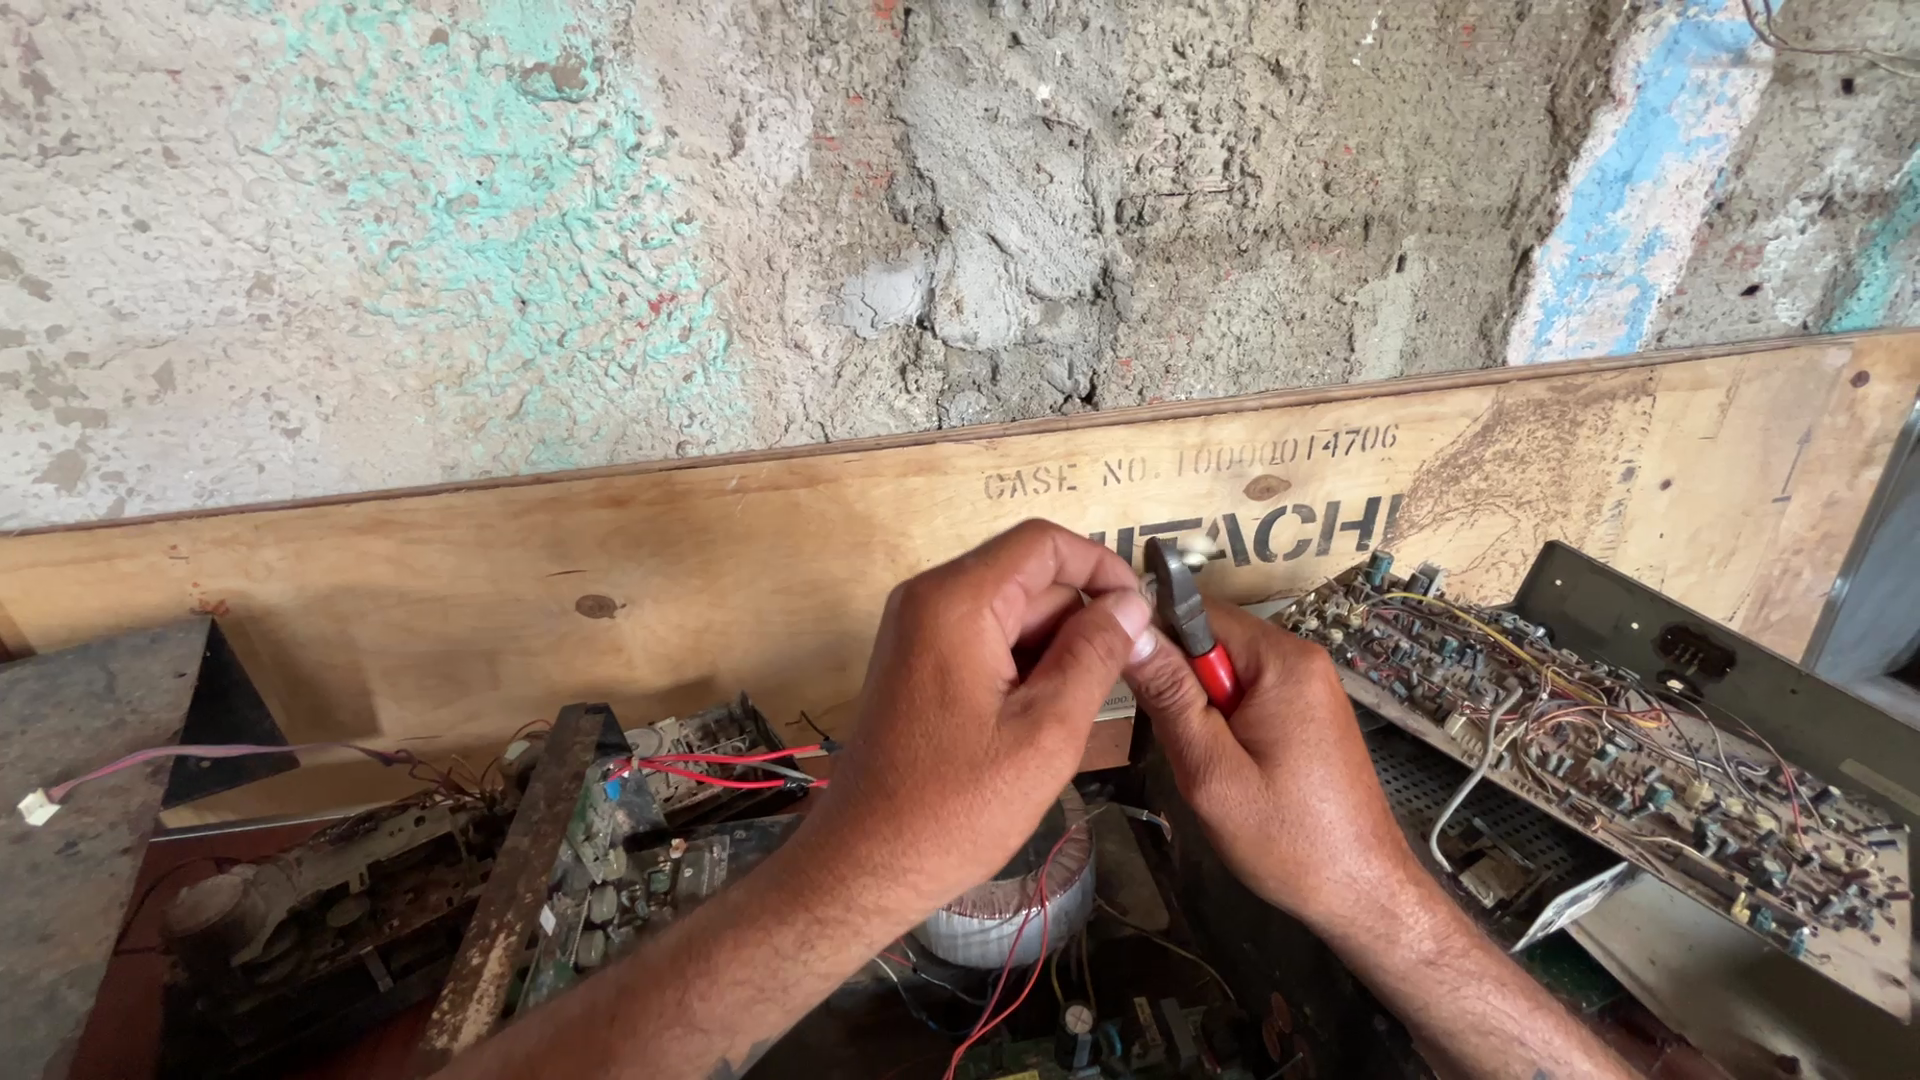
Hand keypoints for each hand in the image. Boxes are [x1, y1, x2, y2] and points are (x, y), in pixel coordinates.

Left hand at [793, 520, 1155, 923]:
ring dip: (1053, 646)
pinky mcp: (917, 656)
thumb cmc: (955, 807)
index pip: (1043, 543)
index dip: (1100, 565)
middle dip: (1078, 617)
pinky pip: (984, 634)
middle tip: (1117, 676)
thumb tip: (1130, 607)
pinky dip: (1022, 661)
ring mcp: (917, 626)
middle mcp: (929, 597)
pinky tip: (1038, 713)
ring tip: (1072, 709)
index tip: (1139, 611)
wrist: (865, 861)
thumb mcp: (1046, 731)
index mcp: (956, 600)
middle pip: (1026, 576)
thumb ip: (1094, 656)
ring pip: (1009, 608)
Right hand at [1124, 602, 1422, 935]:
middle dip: (1179, 684)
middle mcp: (1299, 656)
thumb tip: (1129, 631)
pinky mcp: (1306, 708)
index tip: (1138, 691)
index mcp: (1281, 660)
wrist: (1364, 895)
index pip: (1194, 612)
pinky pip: (1245, 690)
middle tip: (1181, 742)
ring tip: (1207, 760)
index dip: (1156, 645)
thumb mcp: (1211, 771)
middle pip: (1208, 639)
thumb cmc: (1288, 839)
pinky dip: (1223, 719)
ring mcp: (1307, 682)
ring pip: (1222, 668)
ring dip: (1200, 707)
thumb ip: (1169, 696)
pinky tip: (1229, 763)